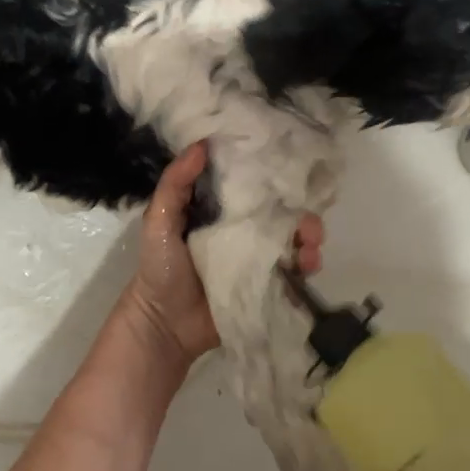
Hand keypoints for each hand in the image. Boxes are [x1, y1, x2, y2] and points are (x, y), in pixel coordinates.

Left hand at [126, 142, 325, 363]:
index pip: (249, 183)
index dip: (268, 173)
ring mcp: (256, 257)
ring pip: (292, 238)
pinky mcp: (265, 284)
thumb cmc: (160, 266)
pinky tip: (308, 264)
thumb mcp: (159, 219)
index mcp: (218, 208)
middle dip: (298, 209)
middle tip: (306, 217)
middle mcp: (242, 228)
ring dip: (308, 236)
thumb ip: (175, 183)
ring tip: (310, 244)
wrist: (166, 324)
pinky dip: (307, 264)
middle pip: (279, 211)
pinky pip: (294, 271)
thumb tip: (201, 145)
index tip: (288, 163)